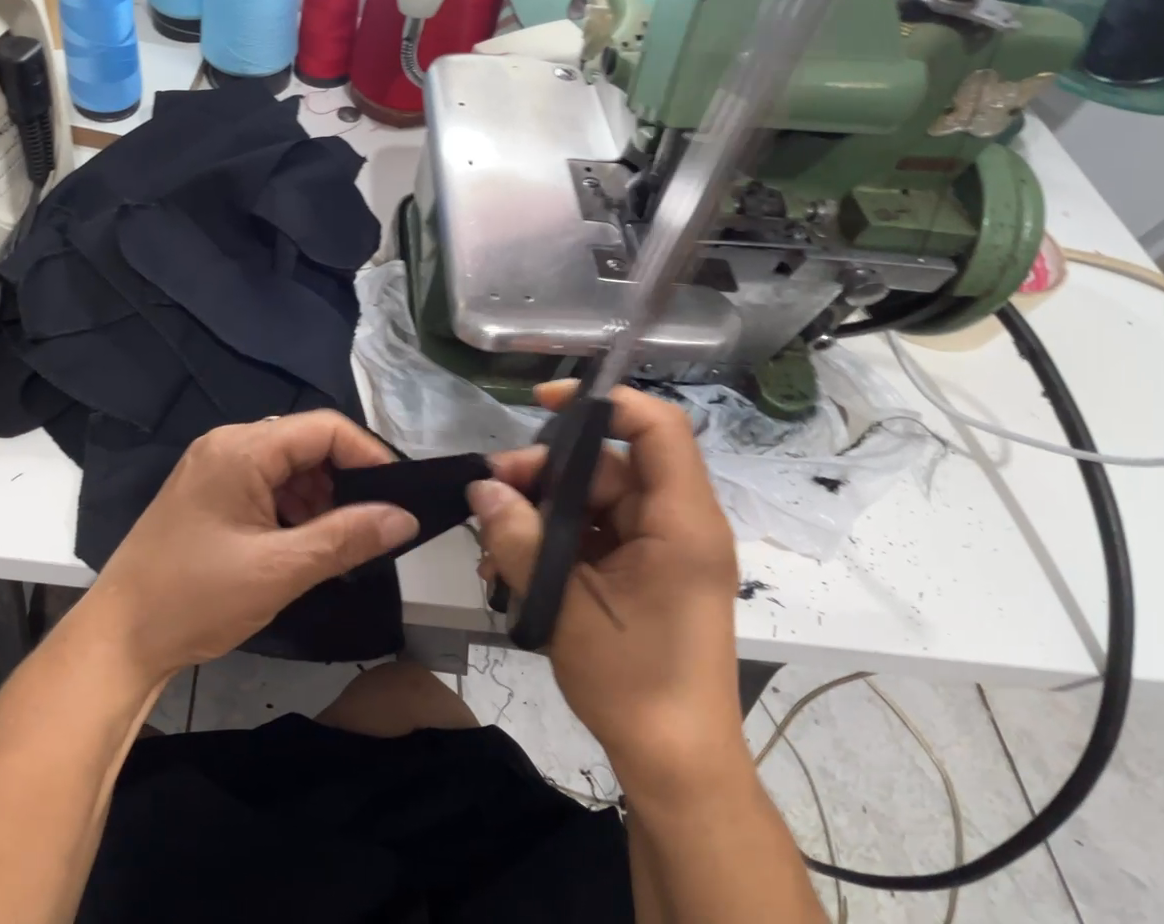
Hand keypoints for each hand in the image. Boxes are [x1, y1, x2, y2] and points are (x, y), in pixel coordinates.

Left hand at [82, 412, 420, 681]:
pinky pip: (262, 487)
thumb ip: (346, 537)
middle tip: (372, 526)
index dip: (369, 456)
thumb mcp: (280, 570)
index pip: (324, 428)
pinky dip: (291, 510)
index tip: (398, 497)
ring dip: (318, 499)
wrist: (120, 637)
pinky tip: (302, 546)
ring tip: (339, 543)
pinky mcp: (205, 497)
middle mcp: (224, 447)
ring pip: (285, 468)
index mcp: (240, 449)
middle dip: (343, 481)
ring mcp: (211, 471)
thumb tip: (405, 517)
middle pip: (304, 444)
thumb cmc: (196, 598)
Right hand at [470, 383, 744, 801]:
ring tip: (491, 547)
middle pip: (609, 468)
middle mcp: (677, 526)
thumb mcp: (564, 606)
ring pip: (594, 504)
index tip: (539, 403)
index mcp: (682, 523)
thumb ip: (519, 540)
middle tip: (487, 499)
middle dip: (545, 475)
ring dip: (540, 516)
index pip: (657, 429)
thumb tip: (482, 488)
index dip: (603, 403)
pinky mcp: (643, 576)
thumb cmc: (632, 681)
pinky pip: (595, 537)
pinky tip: (510, 568)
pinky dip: (553, 544)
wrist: (674, 760)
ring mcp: (661, 553)